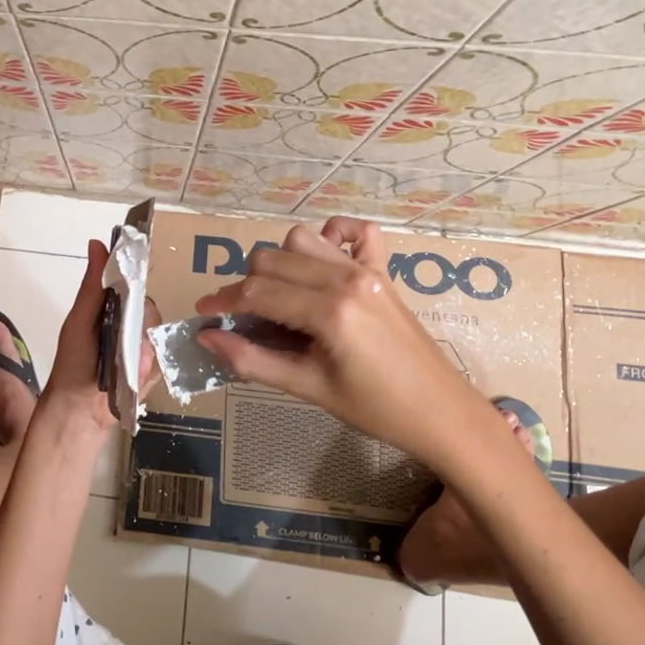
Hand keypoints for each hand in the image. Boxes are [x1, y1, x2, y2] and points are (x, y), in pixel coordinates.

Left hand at [41, 239, 158, 435]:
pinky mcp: (149, 368)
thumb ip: (92, 286)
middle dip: (142, 319)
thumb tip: (97, 242)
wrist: (79, 410)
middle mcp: (126, 322)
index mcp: (108, 306)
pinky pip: (160, 358)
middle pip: (149, 307)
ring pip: (156, 333)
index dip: (140, 273)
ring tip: (127, 362)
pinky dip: (147, 366)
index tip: (148, 265)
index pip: (131, 281)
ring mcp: (139, 346)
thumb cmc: (73, 362)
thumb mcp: (80, 321)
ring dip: (143, 347)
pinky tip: (134, 375)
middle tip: (128, 335)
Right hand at [193, 218, 491, 466]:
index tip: (203, 314)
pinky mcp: (384, 270)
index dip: (223, 301)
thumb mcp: (308, 388)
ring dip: (280, 263)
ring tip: (281, 298)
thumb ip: (252, 360)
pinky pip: (356, 231)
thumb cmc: (376, 409)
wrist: (441, 413)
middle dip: (247, 286)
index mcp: (329, 311)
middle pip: (271, 260)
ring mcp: (367, 269)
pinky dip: (333, 234)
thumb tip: (206, 338)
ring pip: (301, 240)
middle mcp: (345, 279)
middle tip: (245, 320)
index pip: (257, 292)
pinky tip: (323, 259)